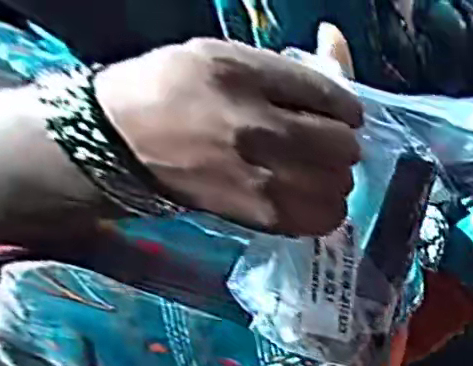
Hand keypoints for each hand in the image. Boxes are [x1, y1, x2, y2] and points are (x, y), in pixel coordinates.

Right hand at [95, 30, 362, 235]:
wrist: (129, 142)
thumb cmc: (182, 92)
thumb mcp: (227, 58)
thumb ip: (288, 64)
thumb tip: (338, 41)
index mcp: (242, 76)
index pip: (330, 96)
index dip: (343, 107)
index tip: (336, 112)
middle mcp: (257, 129)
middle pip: (343, 145)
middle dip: (340, 142)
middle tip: (320, 142)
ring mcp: (266, 179)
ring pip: (341, 183)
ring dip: (334, 176)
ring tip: (310, 168)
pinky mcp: (271, 216)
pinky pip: (329, 216)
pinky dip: (326, 205)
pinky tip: (306, 193)